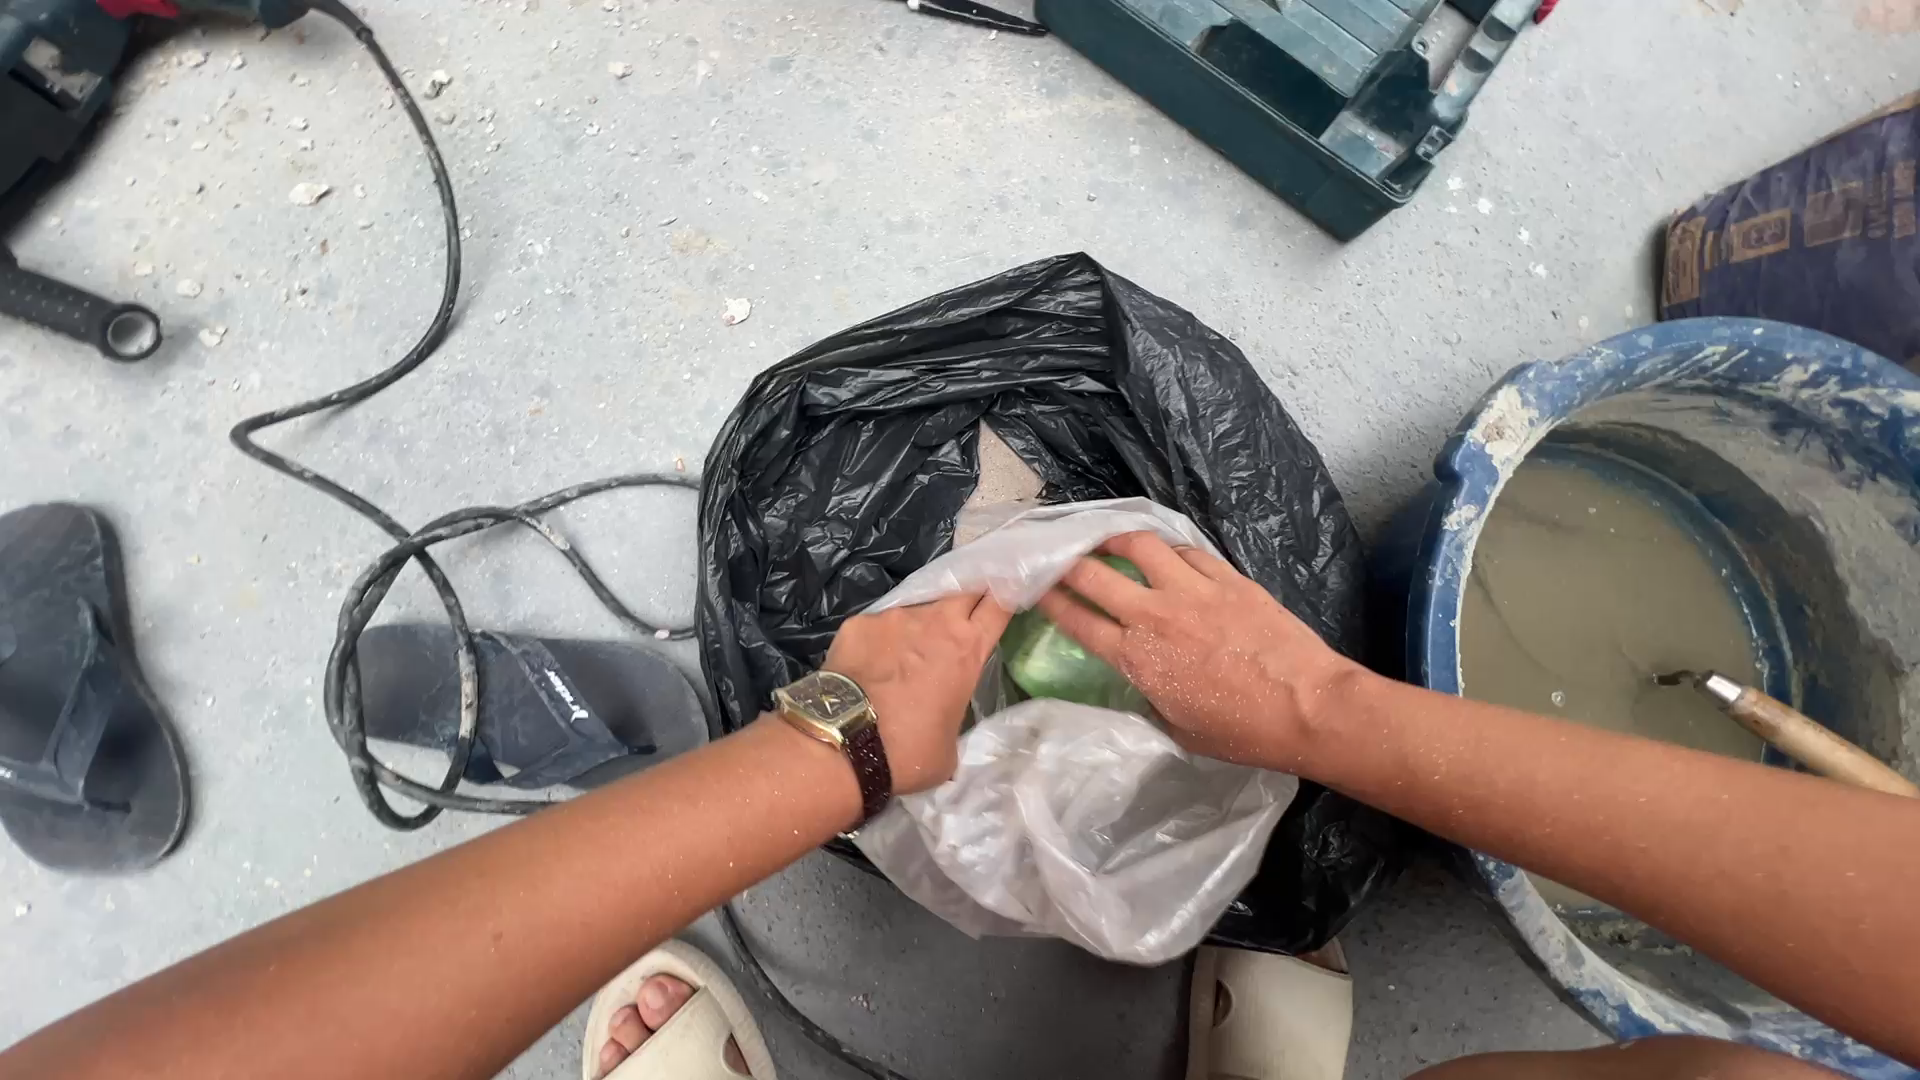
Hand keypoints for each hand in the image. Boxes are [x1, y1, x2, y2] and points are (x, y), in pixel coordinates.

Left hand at [823, 592, 1013, 793]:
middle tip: (963, 617)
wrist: (843, 742)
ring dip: (919, 626)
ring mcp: (894, 616)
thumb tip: (942, 714)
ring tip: (905, 654)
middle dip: (968, 598)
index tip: (1009, 590)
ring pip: (917, 608)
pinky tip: (870, 664)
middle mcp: (935, 620)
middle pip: (963, 589)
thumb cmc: (908, 751)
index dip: (1007, 592)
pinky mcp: (859, 622)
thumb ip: (954, 713)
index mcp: (967, 647)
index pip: (999, 602)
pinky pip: (878, 625)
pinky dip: (880, 640)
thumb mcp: (950, 744)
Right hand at [1034, 532, 1361, 770]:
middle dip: (1067, 561)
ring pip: (1139, 544)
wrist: (1308, 707)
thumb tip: (1137, 682)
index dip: (1049, 601)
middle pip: (1094, 574)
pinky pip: (1187, 550)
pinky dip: (1169, 549)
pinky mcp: (1227, 577)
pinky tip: (1166, 554)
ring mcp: (1192, 590)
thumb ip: (1146, 698)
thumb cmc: (1242, 731)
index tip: (1036, 589)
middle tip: (1058, 555)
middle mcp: (1155, 615)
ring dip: (1115, 539)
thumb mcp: (1177, 729)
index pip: (1077, 620)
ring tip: (1108, 541)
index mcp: (1137, 658)